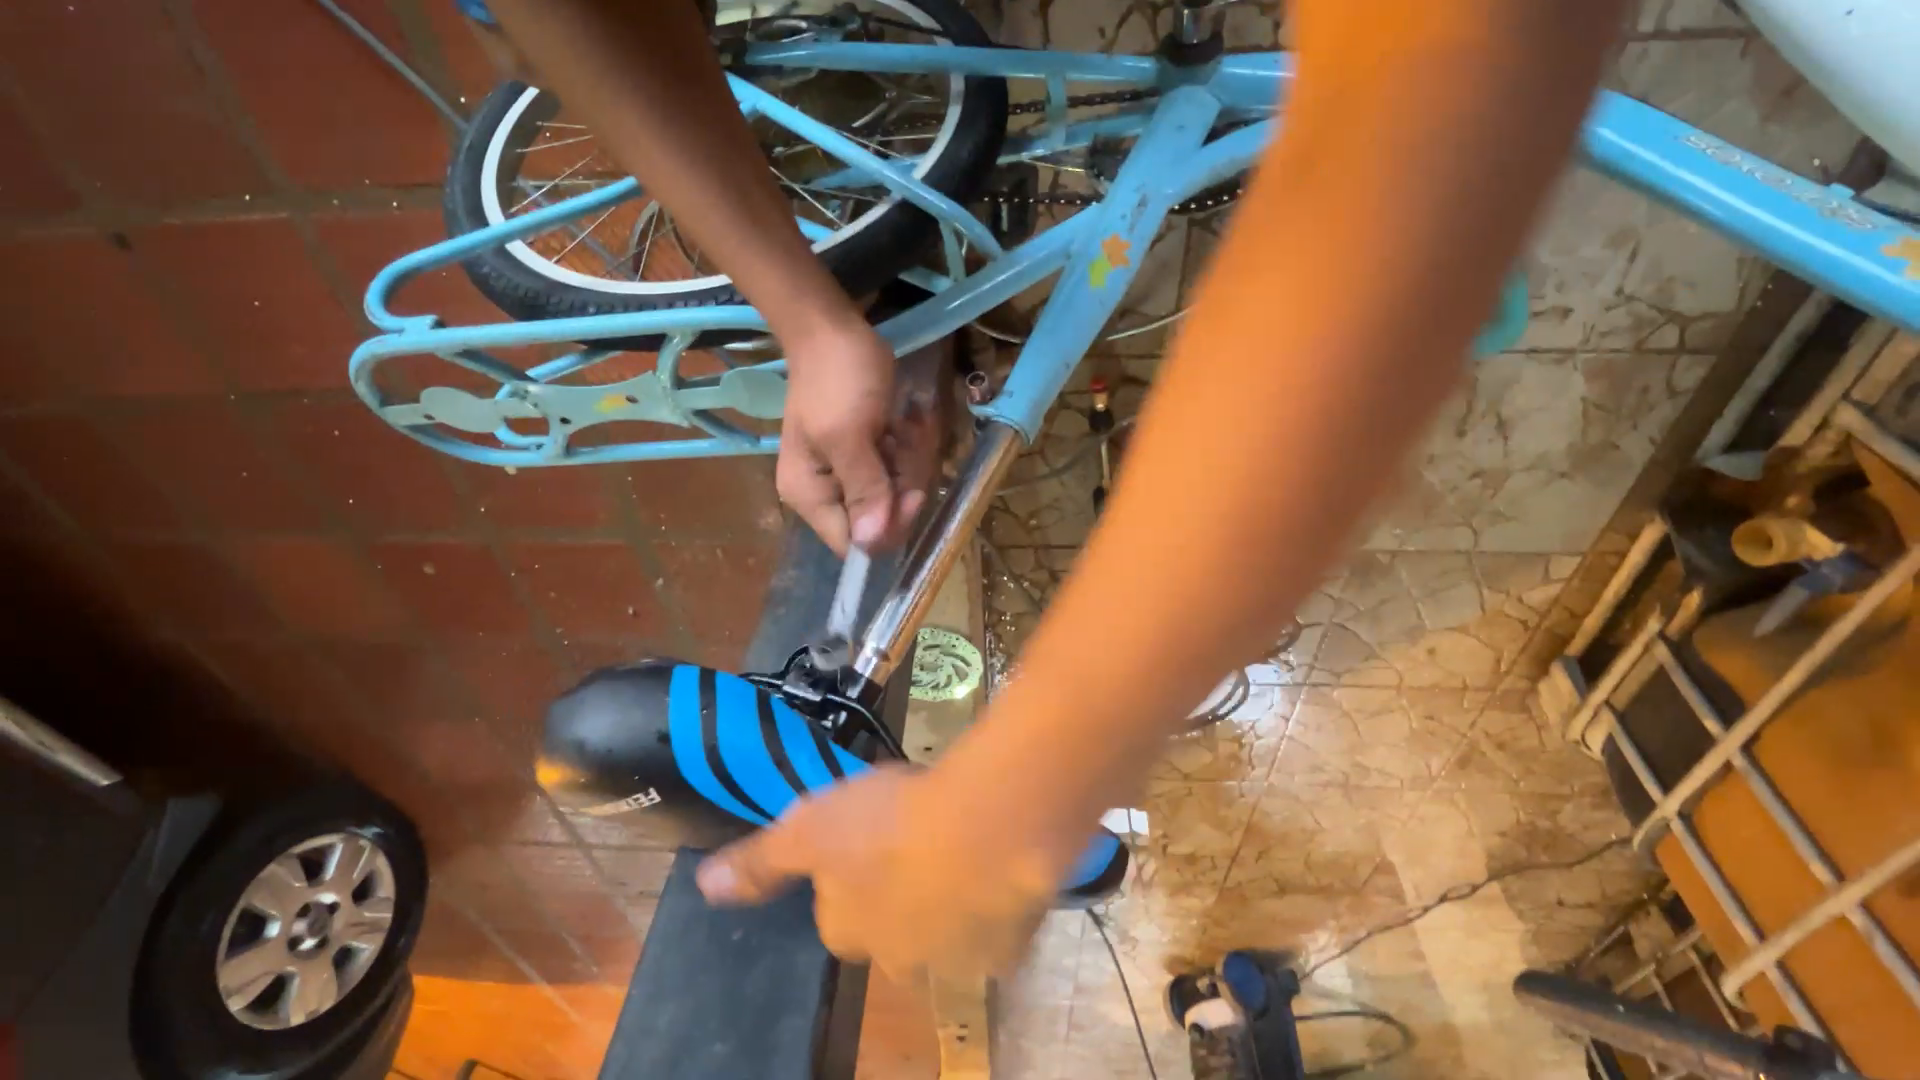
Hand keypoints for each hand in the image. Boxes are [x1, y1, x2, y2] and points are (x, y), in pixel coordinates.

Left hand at [695, 763, 1079, 978]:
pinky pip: (997, 928)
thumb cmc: (890, 821)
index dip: (856, 870)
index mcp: (849, 931)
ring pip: (947, 930)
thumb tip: (705, 888)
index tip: (875, 832)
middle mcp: (897, 961)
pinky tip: (1000, 858)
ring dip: (952, 897)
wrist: (987, 827)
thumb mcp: (811, 827)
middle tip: (922, 834)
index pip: (841, 912)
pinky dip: (996, 901)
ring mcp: (956, 961)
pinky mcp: (1008, 951)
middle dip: (904, 891)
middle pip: (894, 928)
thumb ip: (762, 861)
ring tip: (966, 839)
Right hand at [776, 315, 938, 553]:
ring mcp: (853, 473)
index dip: (887, 526)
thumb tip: (870, 545)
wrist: (834, 328)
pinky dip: (913, 445)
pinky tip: (909, 419)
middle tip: (905, 440)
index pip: (853, 543)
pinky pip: (903, 468)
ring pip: (900, 492)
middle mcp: (829, 493)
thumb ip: (863, 489)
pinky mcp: (873, 454)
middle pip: (883, 518)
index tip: (909, 492)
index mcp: (810, 496)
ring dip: (913, 457)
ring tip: (906, 422)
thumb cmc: (837, 380)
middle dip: (904, 480)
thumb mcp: (849, 435)